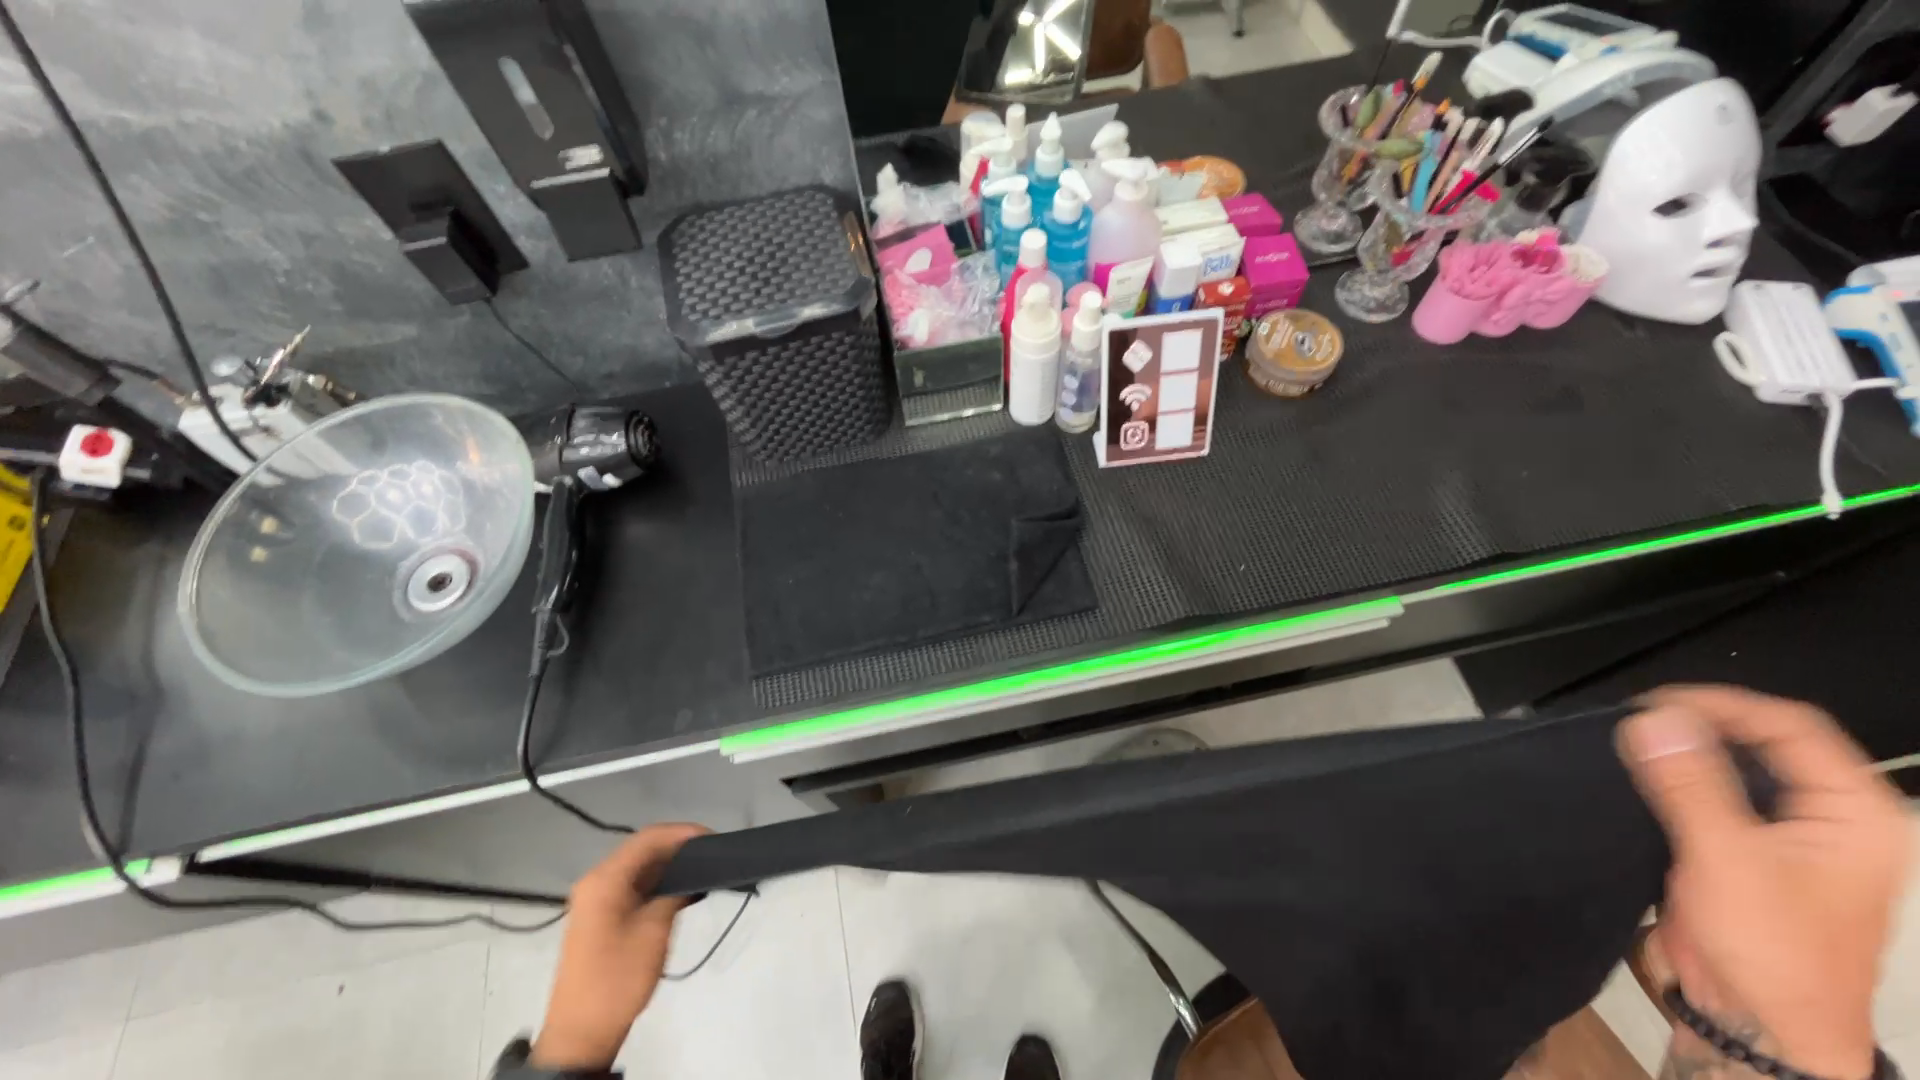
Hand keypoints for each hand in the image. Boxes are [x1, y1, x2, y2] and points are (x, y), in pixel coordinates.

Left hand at [531, 823, 709, 1071]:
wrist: (582, 1030)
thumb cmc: (619, 977)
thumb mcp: (654, 930)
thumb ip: (673, 893)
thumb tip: (690, 877)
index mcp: (604, 879)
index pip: (648, 838)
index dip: (683, 833)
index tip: (715, 839)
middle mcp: (597, 881)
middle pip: (642, 849)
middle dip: (678, 848)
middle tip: (713, 854)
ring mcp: (597, 899)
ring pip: (639, 868)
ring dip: (670, 866)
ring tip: (705, 870)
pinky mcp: (602, 916)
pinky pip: (634, 886)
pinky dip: (659, 884)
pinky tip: (684, 891)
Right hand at [1617, 687, 1912, 1079]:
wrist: (1756, 1024)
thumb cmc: (1773, 955)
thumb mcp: (1729, 859)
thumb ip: (1689, 785)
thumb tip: (1654, 721)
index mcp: (1855, 815)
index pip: (1790, 728)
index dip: (1724, 706)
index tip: (1658, 703)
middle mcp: (1826, 819)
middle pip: (1761, 745)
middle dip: (1698, 728)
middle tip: (1639, 722)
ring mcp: (1784, 837)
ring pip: (1732, 771)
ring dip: (1682, 756)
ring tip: (1632, 746)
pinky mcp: (1742, 853)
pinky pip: (1708, 799)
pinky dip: (1672, 784)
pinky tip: (1638, 782)